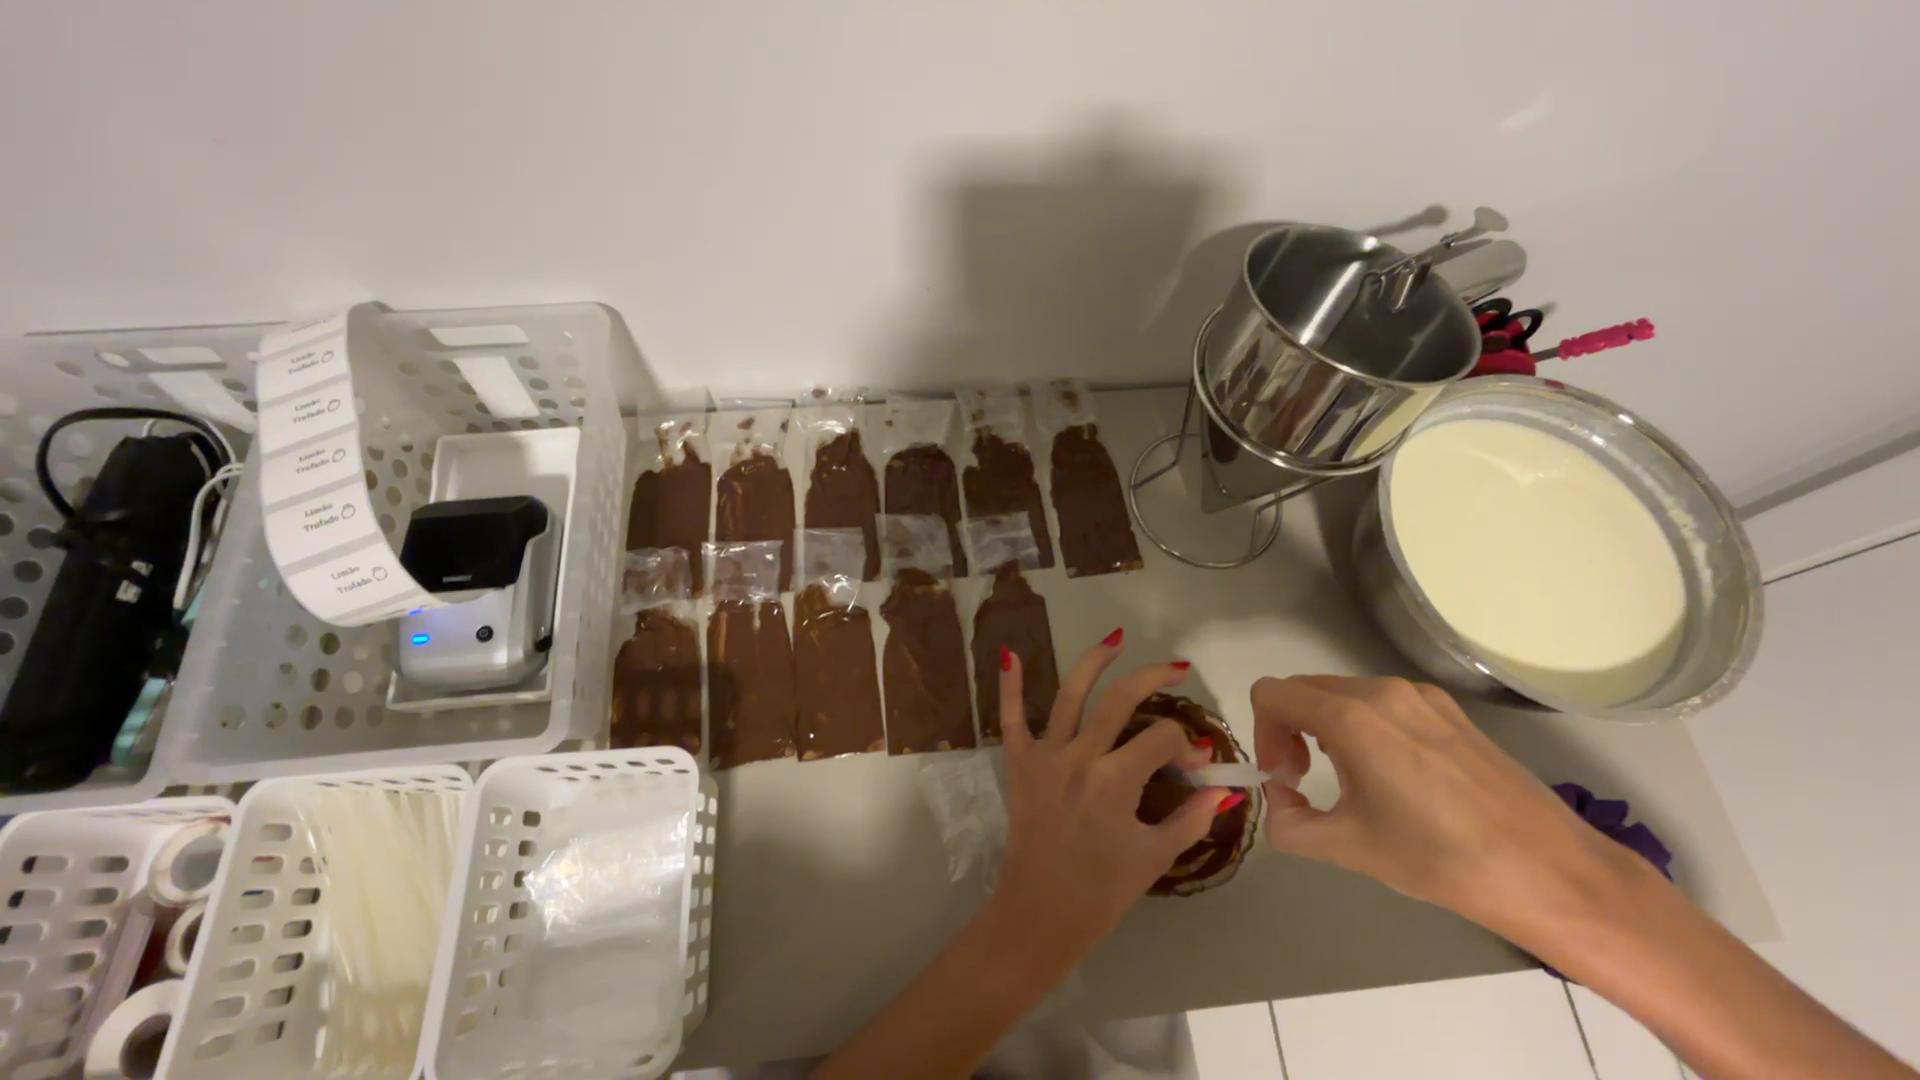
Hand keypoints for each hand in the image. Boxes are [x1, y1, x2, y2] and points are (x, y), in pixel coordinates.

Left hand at [990, 632, 1228, 957]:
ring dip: (1093, 662)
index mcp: (1115, 779)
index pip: (1162, 738)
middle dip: (1153, 677)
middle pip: (1120, 699)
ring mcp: (1045, 756)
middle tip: (1177, 668)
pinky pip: (1011, 718)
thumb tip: (1225, 789)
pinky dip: (1009, 686)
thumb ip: (1193, 817)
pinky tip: (1008, 653)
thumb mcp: (1156, 856)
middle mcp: (1079, 756)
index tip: (1194, 767)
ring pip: (1070, 694)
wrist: (1040, 913)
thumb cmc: (1102, 892)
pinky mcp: (1019, 764)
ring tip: (1115, 639)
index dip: (1187, 747)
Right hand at [1251, 675, 1655, 939]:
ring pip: (1344, 694)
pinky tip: (1394, 778)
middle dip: (1288, 730)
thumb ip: (1287, 821)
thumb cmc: (1440, 860)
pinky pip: (1383, 704)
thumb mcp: (1347, 848)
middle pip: (1305, 689)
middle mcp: (1384, 692)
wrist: (1550, 872)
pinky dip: (1365, 728)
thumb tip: (1279, 796)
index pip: (1272, 694)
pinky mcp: (1452, 712)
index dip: (1261, 734)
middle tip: (1304, 780)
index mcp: (1352, 718)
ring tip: (1351, 782)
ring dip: (1325, 729)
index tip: (1284, 777)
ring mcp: (1423, 697)